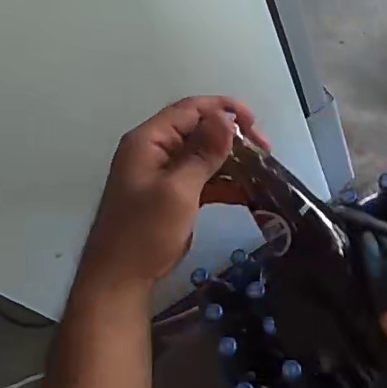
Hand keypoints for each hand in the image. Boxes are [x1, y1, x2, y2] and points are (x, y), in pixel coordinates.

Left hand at [77, 97, 267, 292]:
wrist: (121, 278)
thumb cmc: (145, 232)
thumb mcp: (178, 190)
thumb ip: (203, 153)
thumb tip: (225, 118)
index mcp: (149, 141)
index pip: (190, 110)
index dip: (223, 109)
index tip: (255, 123)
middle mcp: (156, 152)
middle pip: (199, 130)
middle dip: (233, 137)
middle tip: (265, 150)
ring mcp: (164, 175)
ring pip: (205, 156)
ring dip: (233, 161)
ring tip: (262, 171)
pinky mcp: (174, 196)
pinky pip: (203, 179)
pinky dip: (225, 183)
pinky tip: (248, 193)